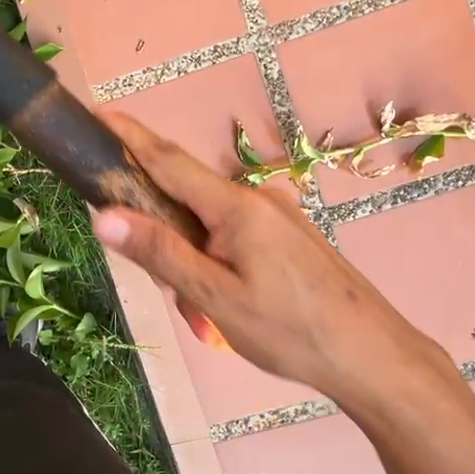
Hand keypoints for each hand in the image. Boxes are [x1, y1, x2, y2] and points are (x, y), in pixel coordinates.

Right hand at [91, 112, 451, 407]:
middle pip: (184, 193)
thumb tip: (104, 216)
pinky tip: (222, 301)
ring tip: (198, 308)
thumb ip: (159, 252)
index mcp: (236, 207)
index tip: (97, 113)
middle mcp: (256, 199)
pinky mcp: (288, 237)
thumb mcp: (215, 296)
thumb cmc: (292, 331)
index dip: (130, 136)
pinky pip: (230, 234)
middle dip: (154, 223)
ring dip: (186, 254)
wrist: (378, 360)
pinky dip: (210, 258)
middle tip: (159, 279)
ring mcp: (276, 217)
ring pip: (206, 221)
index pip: (168, 161)